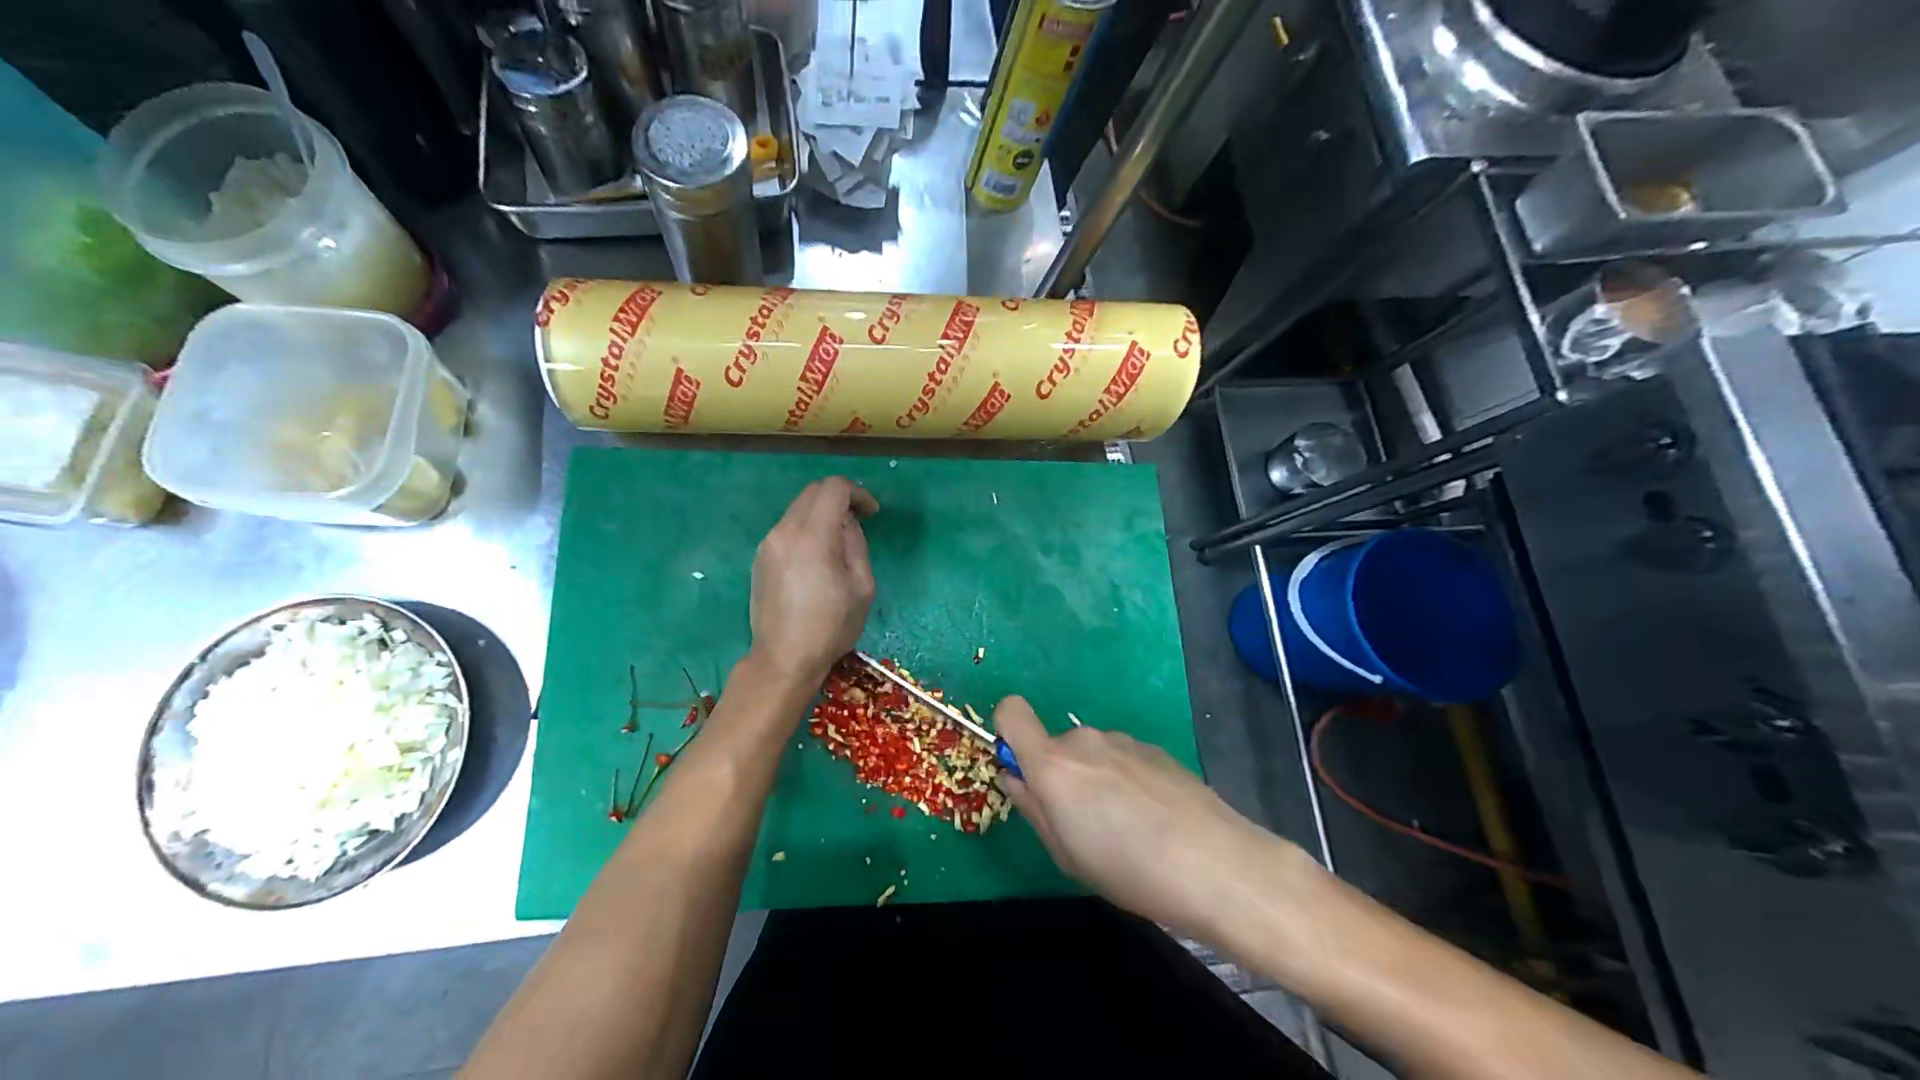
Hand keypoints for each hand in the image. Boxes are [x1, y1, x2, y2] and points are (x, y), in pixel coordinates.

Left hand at [748, 476, 878, 684]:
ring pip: (798, 509)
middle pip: (813, 492)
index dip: (858, 493)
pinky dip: (806, 529)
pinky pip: (787, 529)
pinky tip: (817, 558)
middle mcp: (785, 531)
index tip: (872, 513)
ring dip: (821, 514)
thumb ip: (856, 544)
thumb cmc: (831, 626)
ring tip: (839, 542)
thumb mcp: (862, 586)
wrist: (783, 658)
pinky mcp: (760, 558)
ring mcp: (768, 544)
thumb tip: (847, 524)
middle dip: (840, 498)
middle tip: (859, 521)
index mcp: (813, 535)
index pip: (834, 488)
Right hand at [995, 696, 1305, 934]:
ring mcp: (1124, 740)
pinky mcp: (1156, 748)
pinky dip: (1126, 779)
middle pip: (1055, 744)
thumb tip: (1015, 778)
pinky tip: (1154, 818)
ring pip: (1091, 753)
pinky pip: (1123, 758)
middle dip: (1060, 775)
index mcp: (1053, 765)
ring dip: (1095, 779)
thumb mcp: (1066, 855)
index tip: (1022, 770)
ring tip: (1127, 826)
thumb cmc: (1129, 870)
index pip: (1011, 712)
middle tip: (1084, 823)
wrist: (1218, 865)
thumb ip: (1033, 809)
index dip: (1007, 732)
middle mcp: (1084, 740)